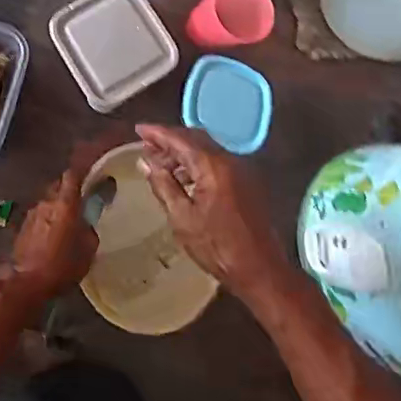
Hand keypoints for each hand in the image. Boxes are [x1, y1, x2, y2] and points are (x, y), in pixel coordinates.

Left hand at [3, 164, 97, 305]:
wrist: (26, 281)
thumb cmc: (61, 265)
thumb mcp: (87, 251)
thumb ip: (89, 230)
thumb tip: (87, 224)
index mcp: (65, 203)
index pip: (73, 174)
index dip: (83, 166)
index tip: (92, 163)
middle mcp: (47, 201)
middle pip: (60, 184)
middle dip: (71, 187)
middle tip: (84, 196)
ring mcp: (33, 212)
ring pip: (50, 199)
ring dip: (59, 203)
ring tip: (70, 218)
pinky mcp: (24, 225)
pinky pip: (41, 213)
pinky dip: (50, 216)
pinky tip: (55, 231)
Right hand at [135, 124, 294, 305]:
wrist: (262, 271)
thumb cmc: (218, 247)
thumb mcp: (182, 217)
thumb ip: (163, 184)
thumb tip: (146, 161)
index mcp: (213, 166)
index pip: (180, 139)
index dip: (157, 132)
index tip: (138, 129)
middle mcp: (229, 160)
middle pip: (194, 138)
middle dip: (169, 139)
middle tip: (146, 146)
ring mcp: (241, 170)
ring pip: (206, 149)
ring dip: (183, 152)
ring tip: (160, 164)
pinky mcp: (246, 182)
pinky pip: (216, 161)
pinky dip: (197, 162)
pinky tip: (183, 178)